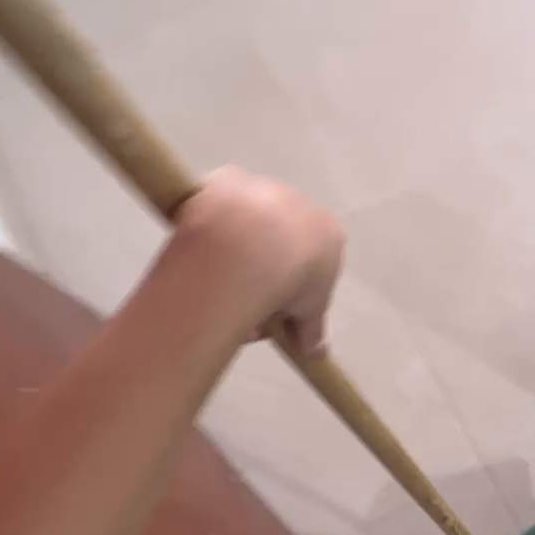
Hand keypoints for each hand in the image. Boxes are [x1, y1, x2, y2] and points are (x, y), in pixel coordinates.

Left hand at [162, 166, 342, 355]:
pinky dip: (213, 232)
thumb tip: (315, 354)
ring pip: (248, 230)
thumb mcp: (311, 313)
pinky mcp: (228, 179)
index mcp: (328, 232)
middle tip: (249, 309)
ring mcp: (264, 189)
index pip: (314, 264)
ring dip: (238, 260)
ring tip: (225, 293)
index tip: (279, 313)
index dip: (296, 292)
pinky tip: (206, 258)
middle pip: (280, 245)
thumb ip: (310, 330)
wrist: (255, 243)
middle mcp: (300, 205)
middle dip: (265, 277)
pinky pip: (220, 211)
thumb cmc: (296, 278)